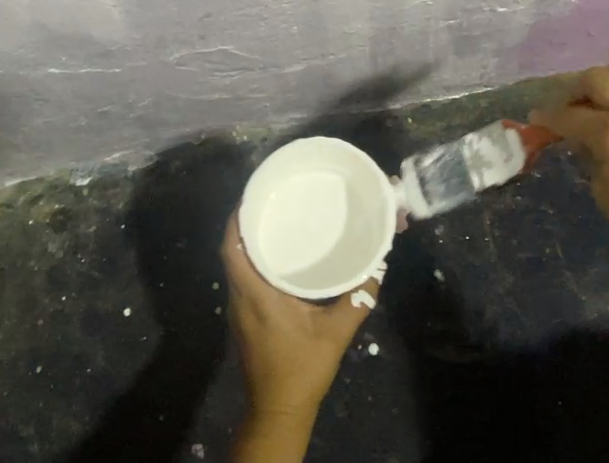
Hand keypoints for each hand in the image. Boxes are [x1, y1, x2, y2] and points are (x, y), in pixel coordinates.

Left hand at [220, 212, 377, 417]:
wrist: (280, 410)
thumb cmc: (303, 368)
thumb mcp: (336, 332)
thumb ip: (358, 298)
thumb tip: (378, 267)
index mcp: (255, 294)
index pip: (232, 249)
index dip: (235, 221)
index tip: (251, 197)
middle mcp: (240, 298)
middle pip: (231, 253)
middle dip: (242, 226)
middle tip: (267, 203)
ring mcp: (238, 312)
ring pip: (234, 267)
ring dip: (246, 245)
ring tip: (271, 222)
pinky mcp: (243, 321)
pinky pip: (241, 280)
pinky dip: (250, 263)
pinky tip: (273, 258)